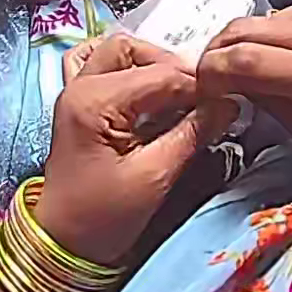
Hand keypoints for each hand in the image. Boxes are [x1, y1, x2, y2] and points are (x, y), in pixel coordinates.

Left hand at [34, 36, 234, 263]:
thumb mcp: (154, 177)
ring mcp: (73, 90)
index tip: (227, 100)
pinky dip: (122, 66)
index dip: (197, 85)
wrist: (63, 242)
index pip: (158, 74)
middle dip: (171, 67)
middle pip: (132, 49)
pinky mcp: (76, 101)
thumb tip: (228, 104)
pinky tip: (142, 85)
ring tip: (175, 91)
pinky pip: (95, 63)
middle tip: (201, 96)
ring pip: (114, 50)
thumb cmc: (104, 216)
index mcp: (94, 101)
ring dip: (148, 62)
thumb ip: (190, 134)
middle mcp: (79, 85)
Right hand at [196, 0, 291, 174]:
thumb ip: (271, 106)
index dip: (210, 73)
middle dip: (214, 54)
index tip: (202, 91)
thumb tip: (231, 84)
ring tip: (241, 68)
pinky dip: (265, 34)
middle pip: (240, 30)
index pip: (242, 59)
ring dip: (238, 42)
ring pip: (255, 19)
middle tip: (212, 79)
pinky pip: (279, 14)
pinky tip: (277, 54)